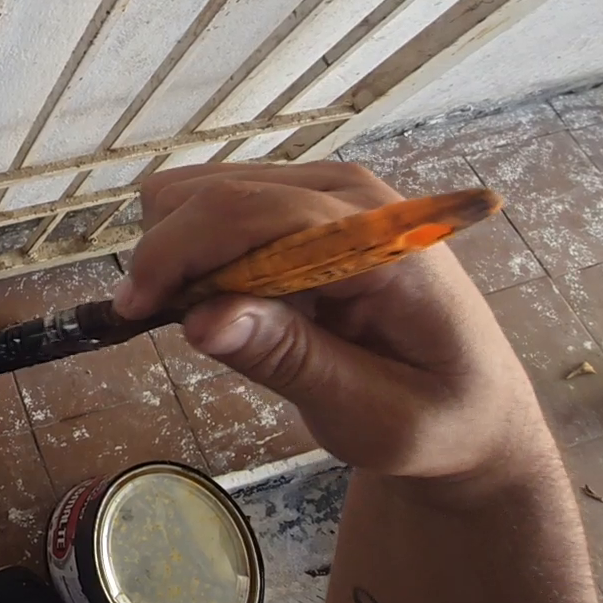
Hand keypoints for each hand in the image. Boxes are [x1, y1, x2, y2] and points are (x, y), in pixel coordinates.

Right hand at [113, 162, 551, 485]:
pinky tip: (221, 292)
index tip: (134, 308)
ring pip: (192, 189)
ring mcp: (312, 185)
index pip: (251, 213)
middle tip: (175, 323)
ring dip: (176, 252)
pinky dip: (188, 247)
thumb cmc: (436, 416)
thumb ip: (292, 361)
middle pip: (209, 192)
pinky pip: (202, 202)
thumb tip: (198, 321)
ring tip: (210, 312)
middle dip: (169, 256)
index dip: (179, 251)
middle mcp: (340, 190)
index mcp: (378, 237)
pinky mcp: (286, 194)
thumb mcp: (376, 417)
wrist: (467, 397)